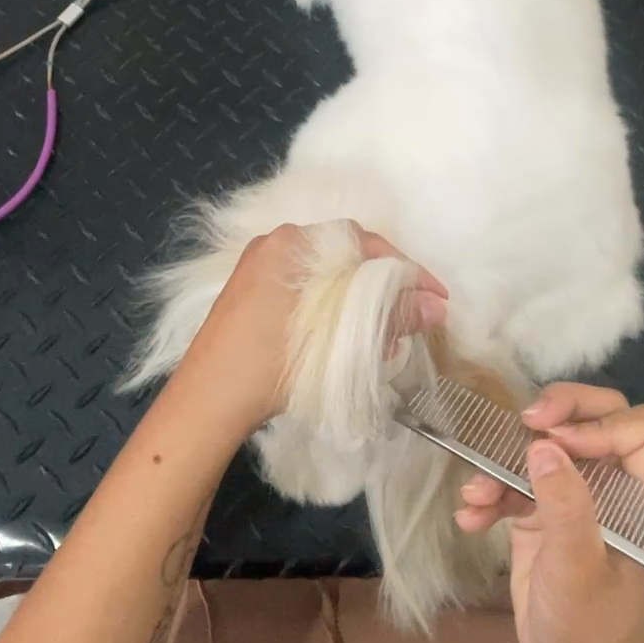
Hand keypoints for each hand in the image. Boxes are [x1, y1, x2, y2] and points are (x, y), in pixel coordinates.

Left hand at [172, 221, 448, 435]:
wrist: (207, 400)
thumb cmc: (271, 364)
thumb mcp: (338, 341)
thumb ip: (390, 315)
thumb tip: (437, 306)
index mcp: (294, 243)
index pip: (365, 242)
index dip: (405, 269)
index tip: (433, 299)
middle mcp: (276, 245)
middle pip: (347, 257)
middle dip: (383, 290)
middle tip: (405, 326)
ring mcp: (261, 268)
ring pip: (328, 275)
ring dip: (359, 302)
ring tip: (379, 342)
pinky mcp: (252, 292)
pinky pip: (305, 288)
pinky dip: (332, 307)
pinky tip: (345, 340)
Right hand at [455, 384, 643, 642]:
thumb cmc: (591, 626)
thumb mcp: (579, 570)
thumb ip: (566, 509)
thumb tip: (543, 446)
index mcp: (639, 497)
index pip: (638, 430)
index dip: (601, 423)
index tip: (558, 441)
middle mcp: (609, 485)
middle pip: (594, 416)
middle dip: (556, 412)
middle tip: (525, 421)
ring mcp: (572, 494)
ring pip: (544, 444)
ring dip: (504, 461)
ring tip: (479, 494)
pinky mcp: (538, 510)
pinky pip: (511, 479)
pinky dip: (488, 493)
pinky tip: (471, 518)